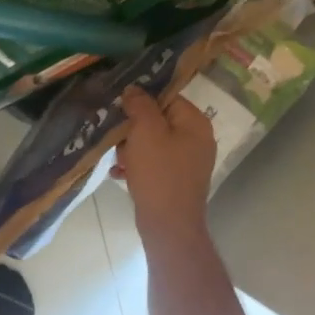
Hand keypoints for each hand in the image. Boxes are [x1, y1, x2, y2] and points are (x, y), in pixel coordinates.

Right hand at [114, 87, 215, 245]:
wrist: (169, 225)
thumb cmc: (159, 174)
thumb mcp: (146, 132)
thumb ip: (140, 105)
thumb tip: (134, 89)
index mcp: (196, 123)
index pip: (167, 97)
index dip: (142, 101)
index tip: (119, 108)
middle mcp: (197, 139)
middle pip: (159, 120)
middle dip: (134, 129)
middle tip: (117, 139)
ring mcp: (188, 162)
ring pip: (153, 143)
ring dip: (131, 148)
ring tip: (118, 160)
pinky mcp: (177, 180)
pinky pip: (153, 163)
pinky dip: (137, 166)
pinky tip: (119, 173)